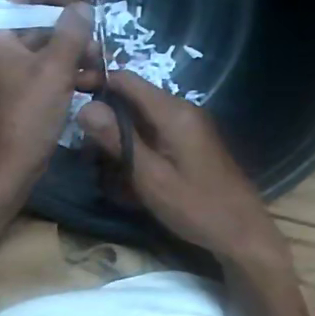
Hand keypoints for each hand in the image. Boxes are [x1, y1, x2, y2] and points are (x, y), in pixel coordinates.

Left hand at [0, 0, 99, 199]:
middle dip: (72, 28)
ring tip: (99, 67)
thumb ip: (72, 31)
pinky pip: (46, 65)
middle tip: (98, 43)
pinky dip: (68, 70)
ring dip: (76, 51)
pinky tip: (93, 82)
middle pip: (38, 17)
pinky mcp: (19, 86)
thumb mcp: (55, 69)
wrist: (8, 167)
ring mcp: (7, 65)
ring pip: (47, 43)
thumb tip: (83, 6)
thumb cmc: (27, 115)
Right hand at [76, 72, 279, 256]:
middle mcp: (183, 111)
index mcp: (173, 113)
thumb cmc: (196, 207)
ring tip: (99, 163)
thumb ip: (117, 139)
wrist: (244, 235)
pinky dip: (135, 146)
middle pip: (133, 98)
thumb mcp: (150, 176)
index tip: (70, 93)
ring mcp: (189, 127)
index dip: (96, 81)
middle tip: (82, 144)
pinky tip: (125, 172)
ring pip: (141, 118)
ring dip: (118, 135)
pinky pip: (154, 133)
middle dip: (104, 115)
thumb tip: (85, 107)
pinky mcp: (191, 143)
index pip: (127, 80)